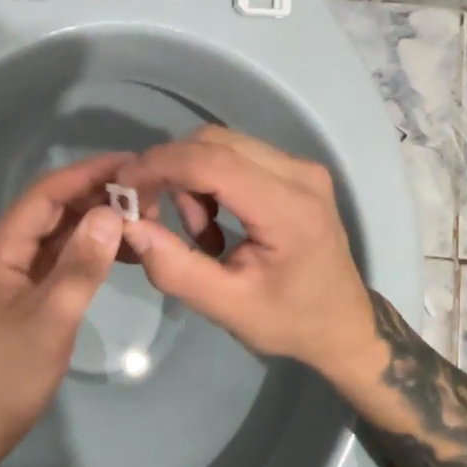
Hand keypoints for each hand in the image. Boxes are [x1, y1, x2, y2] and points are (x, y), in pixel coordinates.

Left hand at [0, 153, 129, 456]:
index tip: (133, 163)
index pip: (46, 193)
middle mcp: (6, 251)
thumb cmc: (8, 373)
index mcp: (1, 247)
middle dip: (97, 195)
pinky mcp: (27, 294)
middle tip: (149, 193)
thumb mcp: (50, 318)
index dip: (88, 173)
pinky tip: (121, 251)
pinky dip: (89, 251)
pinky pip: (60, 259)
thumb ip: (80, 265)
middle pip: (53, 208)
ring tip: (143, 217)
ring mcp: (15, 273)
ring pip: (59, 233)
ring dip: (96, 222)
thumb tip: (110, 213)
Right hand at [115, 127, 378, 374]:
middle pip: (214, 143)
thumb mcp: (225, 306)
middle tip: (149, 212)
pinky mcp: (295, 169)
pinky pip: (236, 154)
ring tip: (195, 232)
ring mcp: (301, 167)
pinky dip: (208, 179)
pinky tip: (213, 221)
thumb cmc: (288, 321)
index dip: (162, 165)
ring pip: (222, 144)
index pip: (215, 163)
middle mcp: (299, 174)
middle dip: (171, 170)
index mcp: (289, 210)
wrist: (343, 324)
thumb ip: (175, 268)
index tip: (123, 185)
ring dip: (190, 178)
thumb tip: (128, 226)